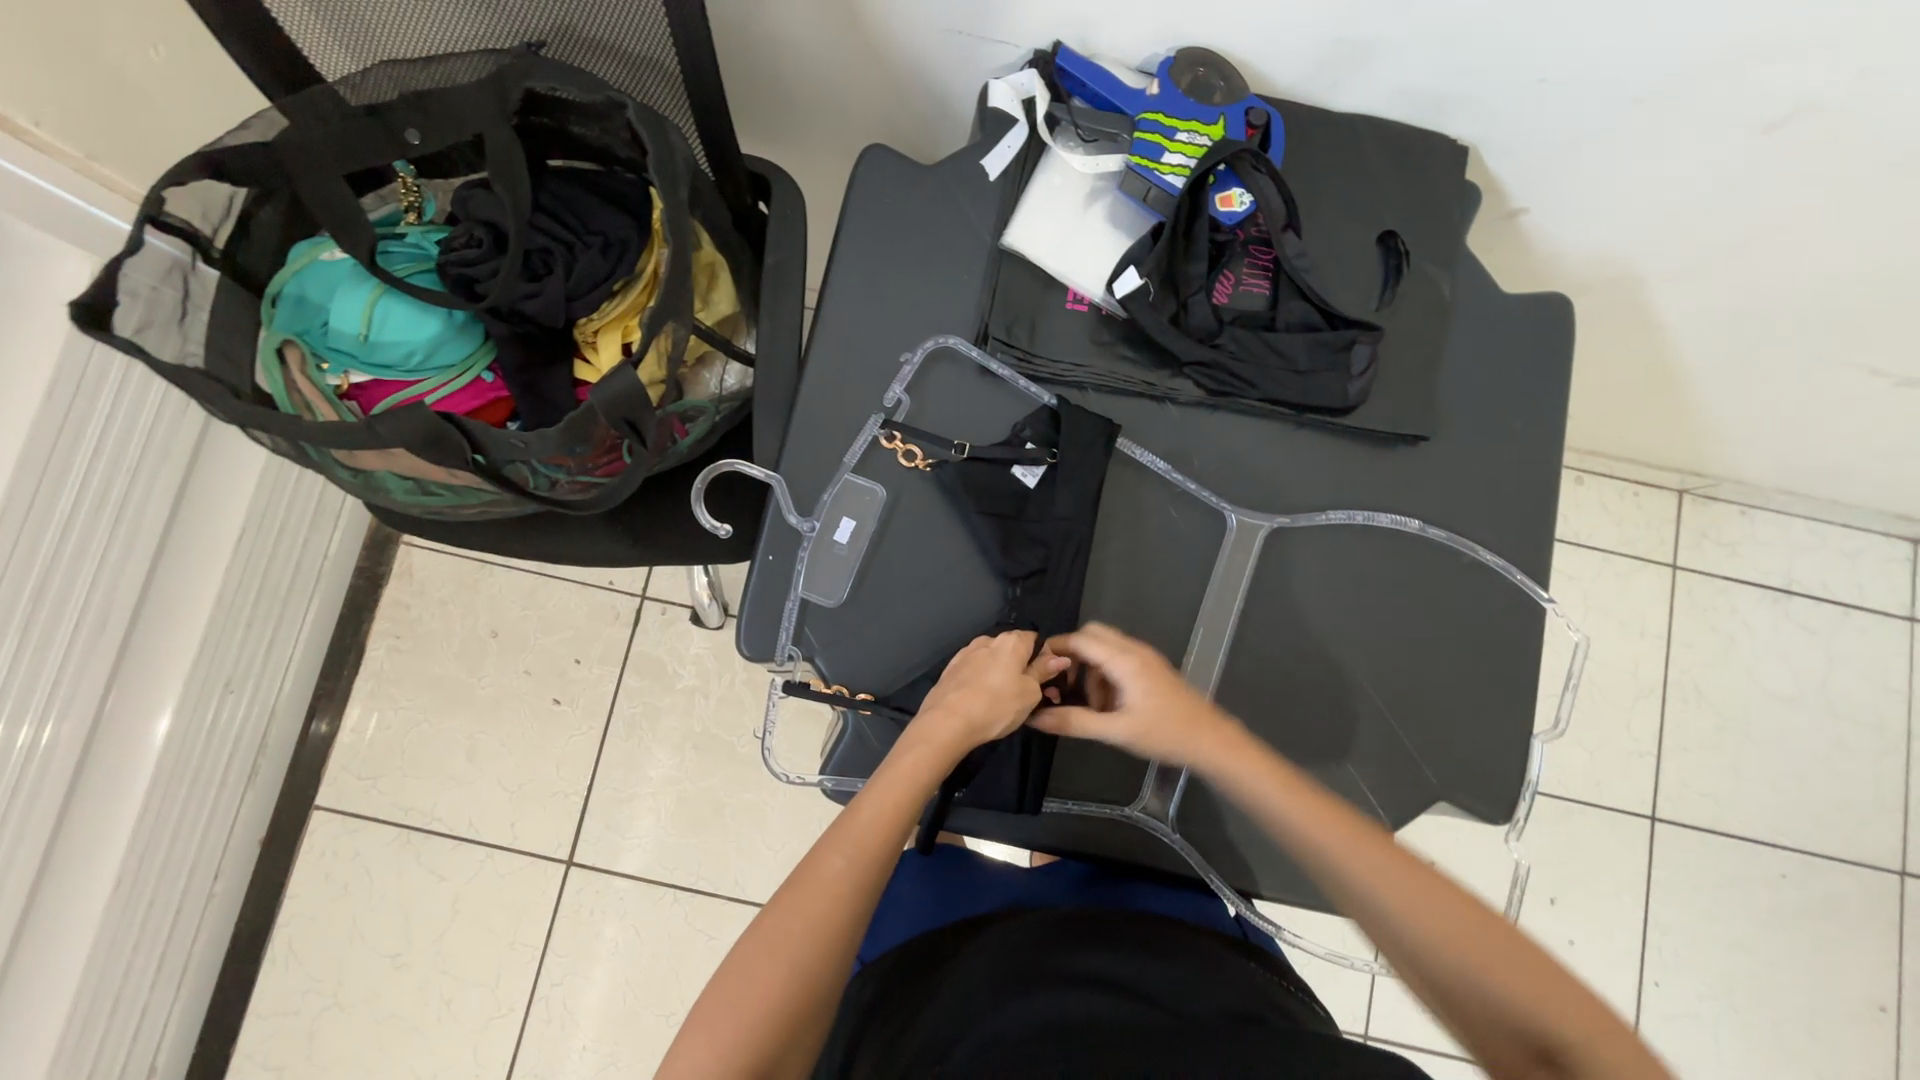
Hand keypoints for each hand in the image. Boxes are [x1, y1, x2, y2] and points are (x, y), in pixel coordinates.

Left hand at [907, 630, 1068, 760]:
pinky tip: (980, 699)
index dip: (1044, 657)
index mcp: (1011, 641)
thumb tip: (1059, 658)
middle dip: (1021, 666)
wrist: (946, 722)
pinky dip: (981, 680)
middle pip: (1012, 649)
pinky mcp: (950, 669)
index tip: (1046, 679)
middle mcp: (987, 640)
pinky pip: (974, 670)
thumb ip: (1043, 672)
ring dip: (1000, 674)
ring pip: (992, 660)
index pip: (1035, 639)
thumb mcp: (1030, 693)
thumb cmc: (996, 706)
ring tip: (1001, 700)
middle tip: (1027, 694)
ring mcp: (965, 653)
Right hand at [1030, 622, 1241, 767]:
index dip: (1056, 649)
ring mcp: (1145, 657)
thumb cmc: (1165, 734)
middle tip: (1063, 685)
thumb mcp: (1116, 732)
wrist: (1211, 740)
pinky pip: (1119, 658)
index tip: (1038, 669)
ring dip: (1090, 668)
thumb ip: (1074, 722)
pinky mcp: (1152, 668)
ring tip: (1090, 704)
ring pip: (1105, 646)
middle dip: (1073, 655)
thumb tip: (1035, 718)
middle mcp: (1134, 650)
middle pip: (1092, 634)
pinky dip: (1105, 673)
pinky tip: (1109, 705)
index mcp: (1124, 660)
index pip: (1080, 639)